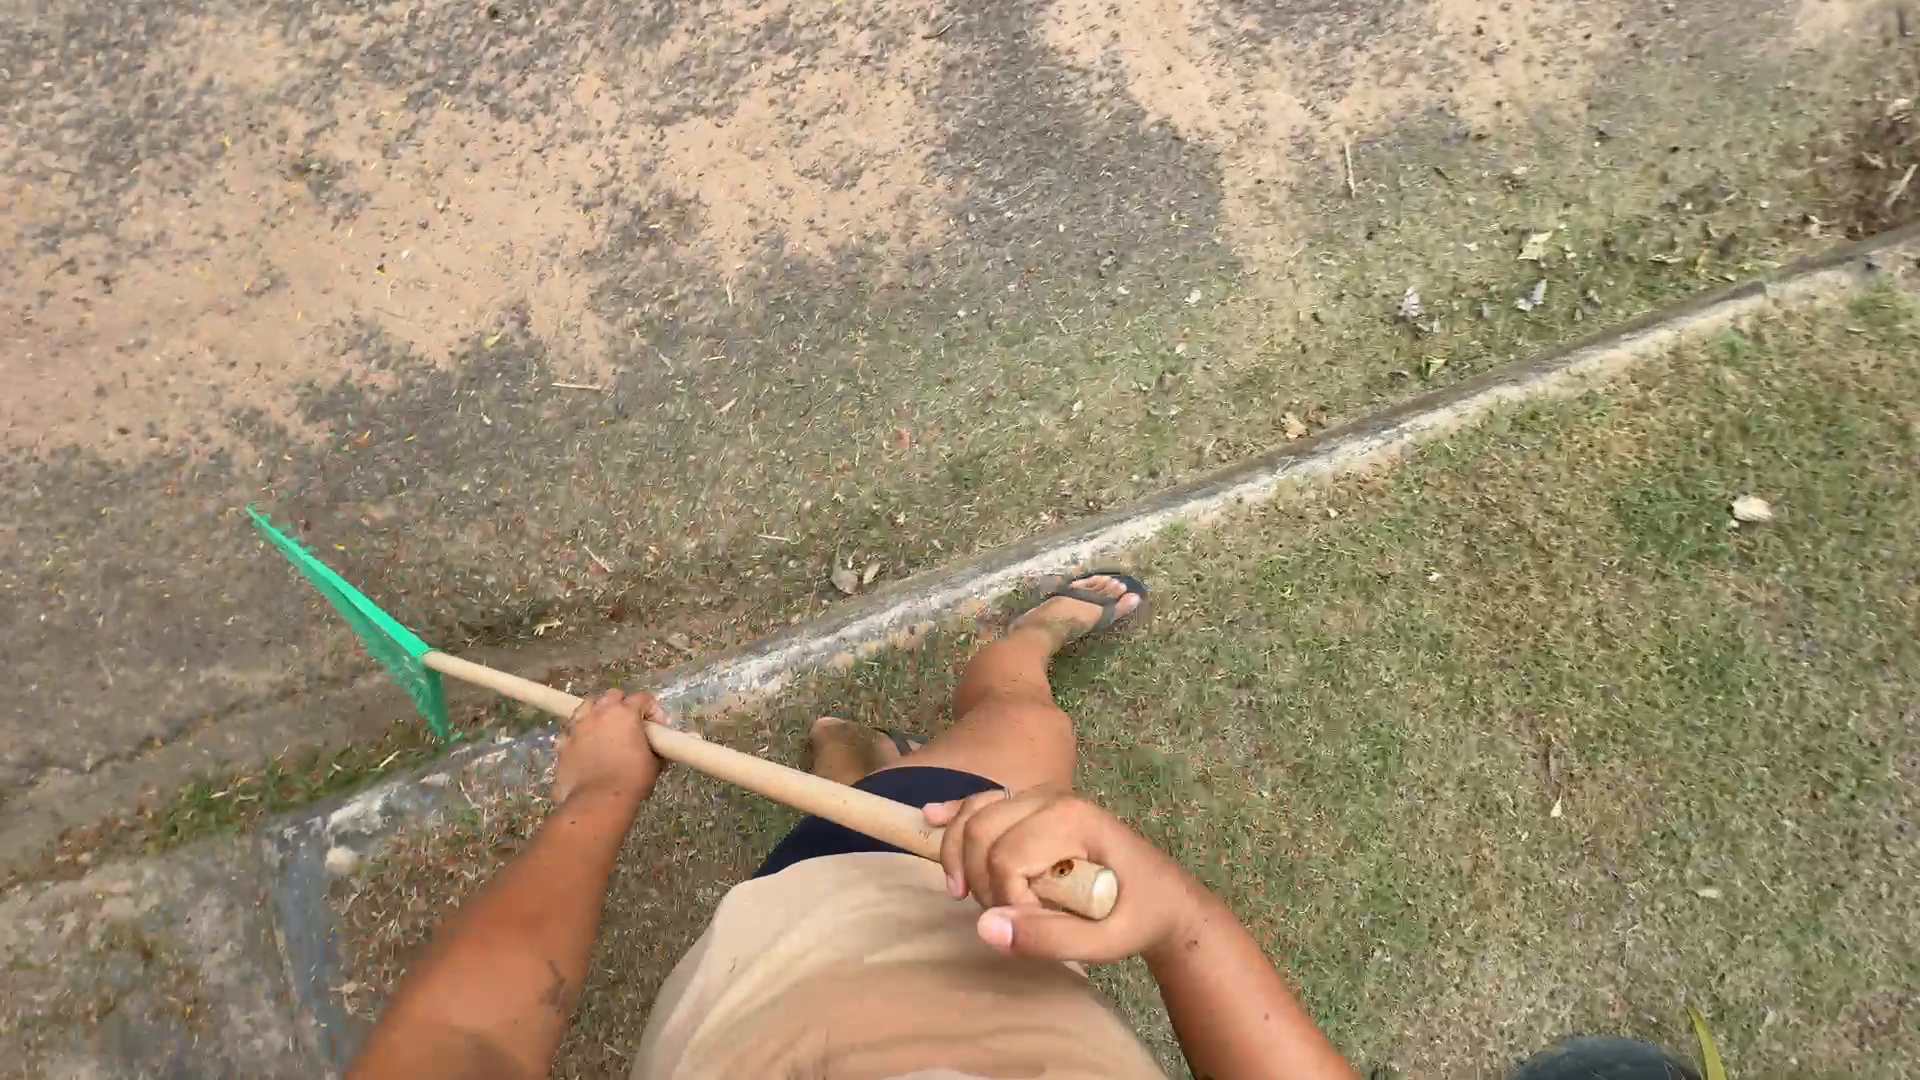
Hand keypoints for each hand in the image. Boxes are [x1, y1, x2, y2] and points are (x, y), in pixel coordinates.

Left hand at [553, 689, 667, 805]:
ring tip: (603, 729)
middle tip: (629, 723)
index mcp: (625, 713)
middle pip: (611, 696)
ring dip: (597, 713)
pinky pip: (570, 731)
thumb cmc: (632, 779)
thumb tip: (657, 747)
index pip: (642, 698)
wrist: (597, 801)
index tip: (657, 726)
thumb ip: (654, 746)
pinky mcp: (563, 744)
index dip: (653, 709)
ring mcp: (578, 727)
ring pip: (586, 706)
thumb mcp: (654, 761)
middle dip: (622, 704)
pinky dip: (578, 735)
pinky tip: (584, 746)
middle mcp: (600, 714)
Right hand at [924, 788, 1210, 963]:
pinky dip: (955, 813)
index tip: (1035, 927)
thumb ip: (1048, 938)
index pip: (1006, 856)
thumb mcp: (1105, 943)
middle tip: (1007, 918)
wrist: (1163, 896)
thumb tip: (984, 928)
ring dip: (960, 854)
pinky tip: (930, 817)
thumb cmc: (1138, 916)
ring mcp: (1039, 796)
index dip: (1009, 902)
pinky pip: (983, 801)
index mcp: (1072, 819)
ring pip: (975, 813)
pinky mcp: (1031, 804)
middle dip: (981, 880)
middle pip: (981, 829)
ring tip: (967, 894)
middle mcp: (1051, 796)